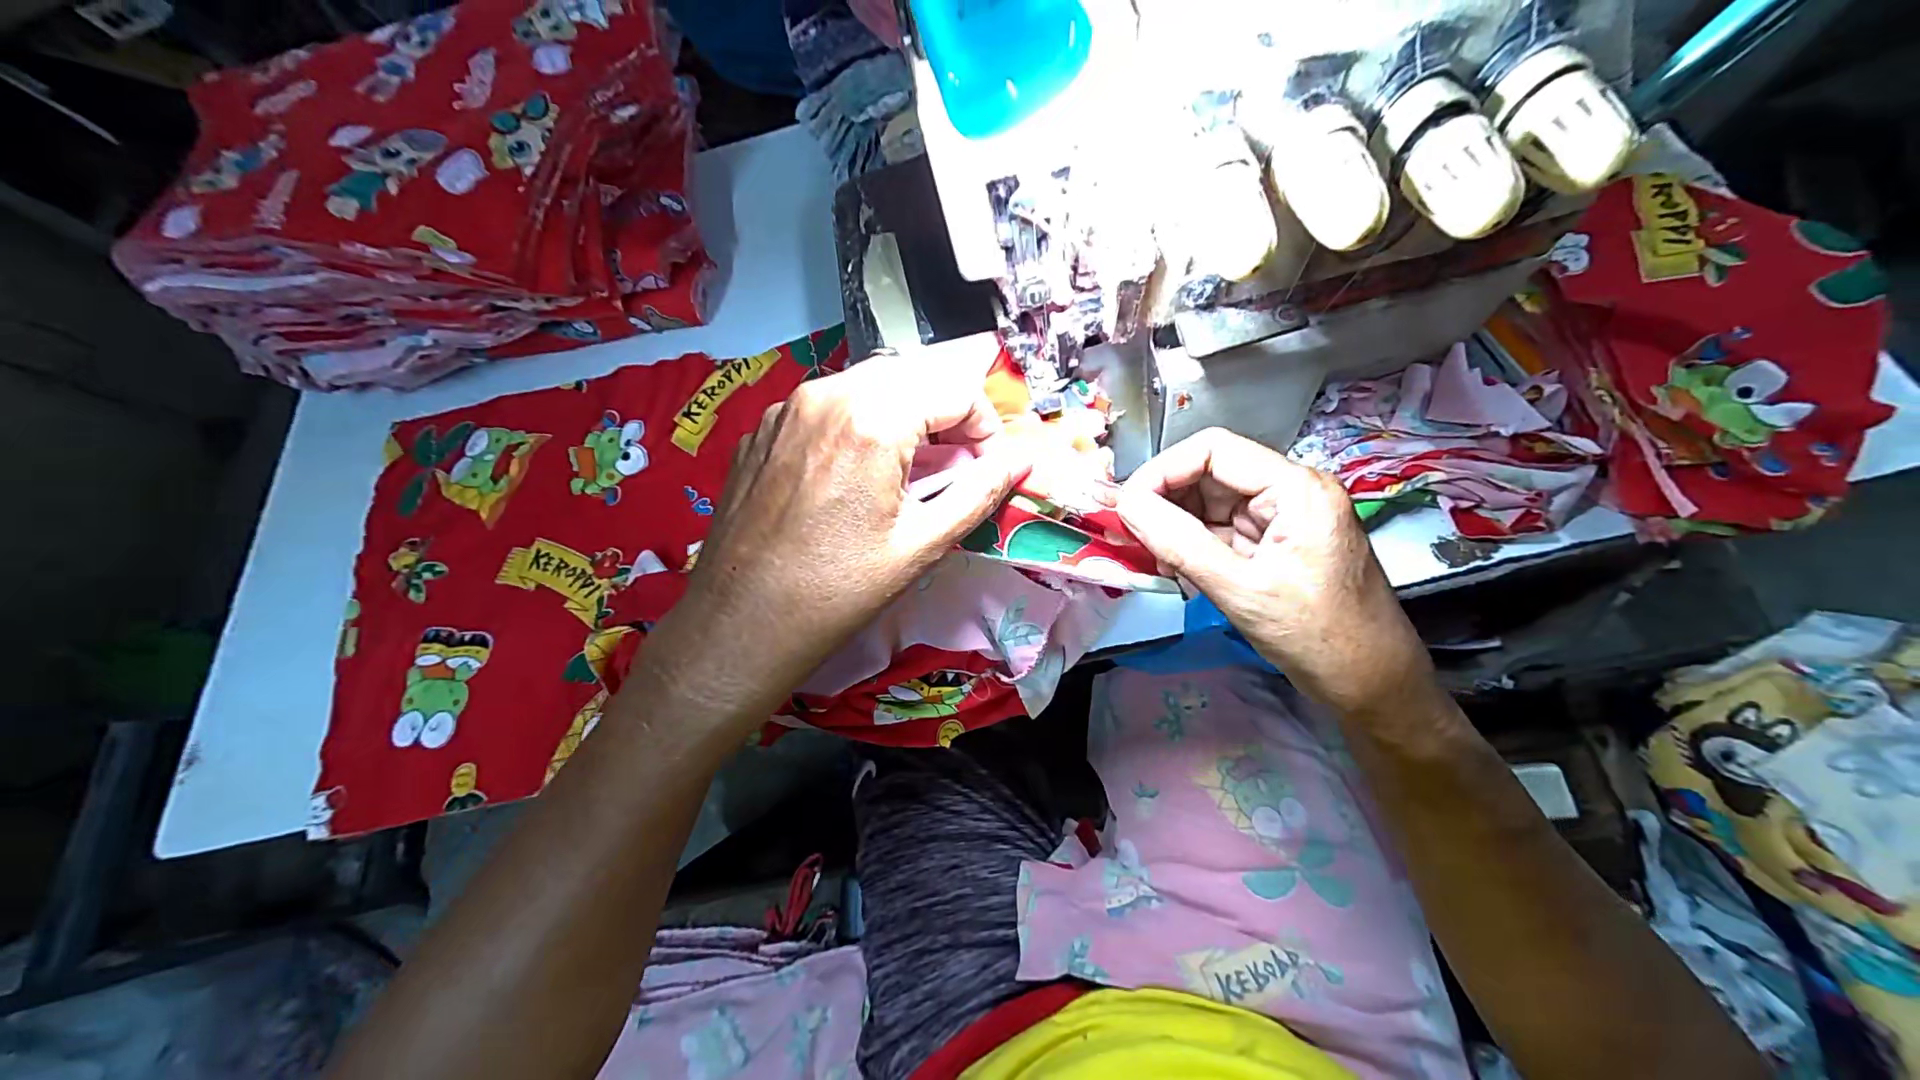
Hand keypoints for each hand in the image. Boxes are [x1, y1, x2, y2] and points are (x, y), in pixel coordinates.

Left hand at [642, 351, 1029, 721]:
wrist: (740, 622)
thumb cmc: (835, 591)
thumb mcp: (920, 546)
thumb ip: (978, 493)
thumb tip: (1018, 461)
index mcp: (870, 419)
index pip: (954, 388)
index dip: (985, 424)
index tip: (986, 464)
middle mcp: (825, 395)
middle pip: (911, 374)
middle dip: (946, 412)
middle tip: (956, 462)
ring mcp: (786, 409)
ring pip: (866, 383)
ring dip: (903, 412)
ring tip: (911, 467)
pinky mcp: (762, 429)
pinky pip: (825, 404)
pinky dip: (858, 421)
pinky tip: (857, 472)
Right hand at [1115, 427, 1432, 713]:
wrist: (1372, 684)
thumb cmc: (1319, 637)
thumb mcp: (1240, 589)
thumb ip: (1179, 542)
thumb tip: (1126, 505)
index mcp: (1296, 489)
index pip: (1213, 450)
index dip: (1162, 471)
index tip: (1127, 505)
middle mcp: (1290, 493)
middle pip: (1209, 475)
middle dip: (1165, 501)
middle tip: (1131, 534)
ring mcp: (1283, 520)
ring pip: (1210, 504)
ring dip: (1175, 527)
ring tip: (1153, 558)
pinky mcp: (1274, 545)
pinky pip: (1221, 531)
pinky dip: (1193, 546)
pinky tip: (1176, 568)